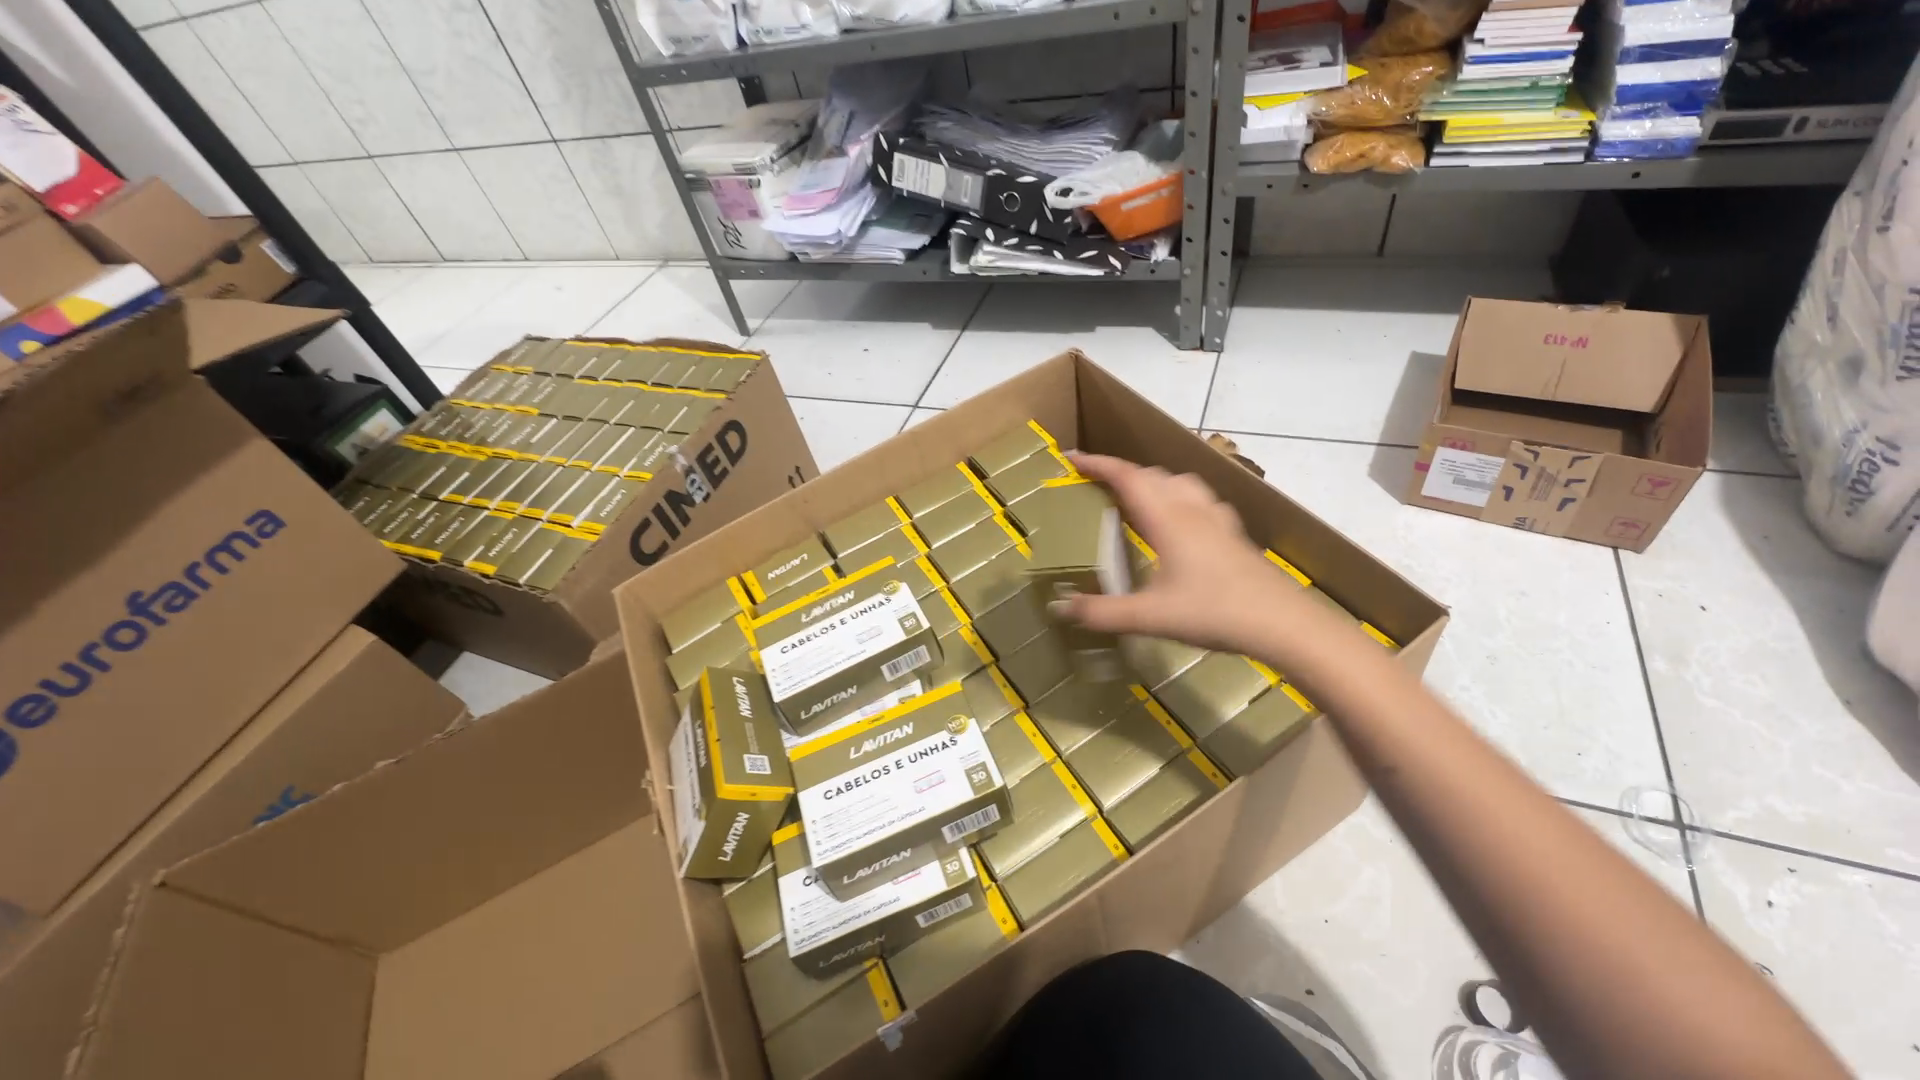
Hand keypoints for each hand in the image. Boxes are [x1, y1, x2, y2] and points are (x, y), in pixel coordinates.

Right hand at [1054, 452, 1302, 653]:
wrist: (1283, 623)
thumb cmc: (1214, 613)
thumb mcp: (1150, 617)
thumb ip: (1103, 612)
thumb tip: (1060, 607)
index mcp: (1168, 519)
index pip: (1127, 476)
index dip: (1098, 464)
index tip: (1072, 458)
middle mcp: (1192, 510)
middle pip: (1153, 475)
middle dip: (1122, 474)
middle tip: (1098, 487)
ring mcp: (1219, 520)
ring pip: (1182, 483)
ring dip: (1155, 483)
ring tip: (1139, 501)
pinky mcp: (1236, 535)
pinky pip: (1202, 502)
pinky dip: (1181, 500)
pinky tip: (1183, 525)